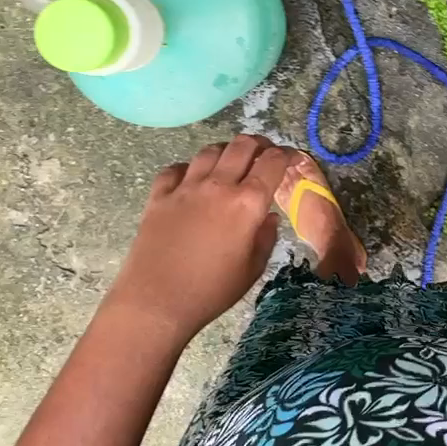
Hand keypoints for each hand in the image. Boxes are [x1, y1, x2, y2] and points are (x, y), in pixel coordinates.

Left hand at [107, 134, 290, 340]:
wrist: (157, 302)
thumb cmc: (212, 291)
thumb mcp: (253, 269)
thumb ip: (266, 237)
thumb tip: (268, 216)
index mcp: (248, 203)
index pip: (273, 162)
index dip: (285, 154)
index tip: (289, 157)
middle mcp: (219, 186)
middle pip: (242, 145)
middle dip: (258, 143)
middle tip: (262, 153)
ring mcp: (186, 188)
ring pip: (210, 151)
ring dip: (225, 151)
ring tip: (229, 162)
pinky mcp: (159, 196)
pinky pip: (175, 168)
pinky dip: (188, 168)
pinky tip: (191, 179)